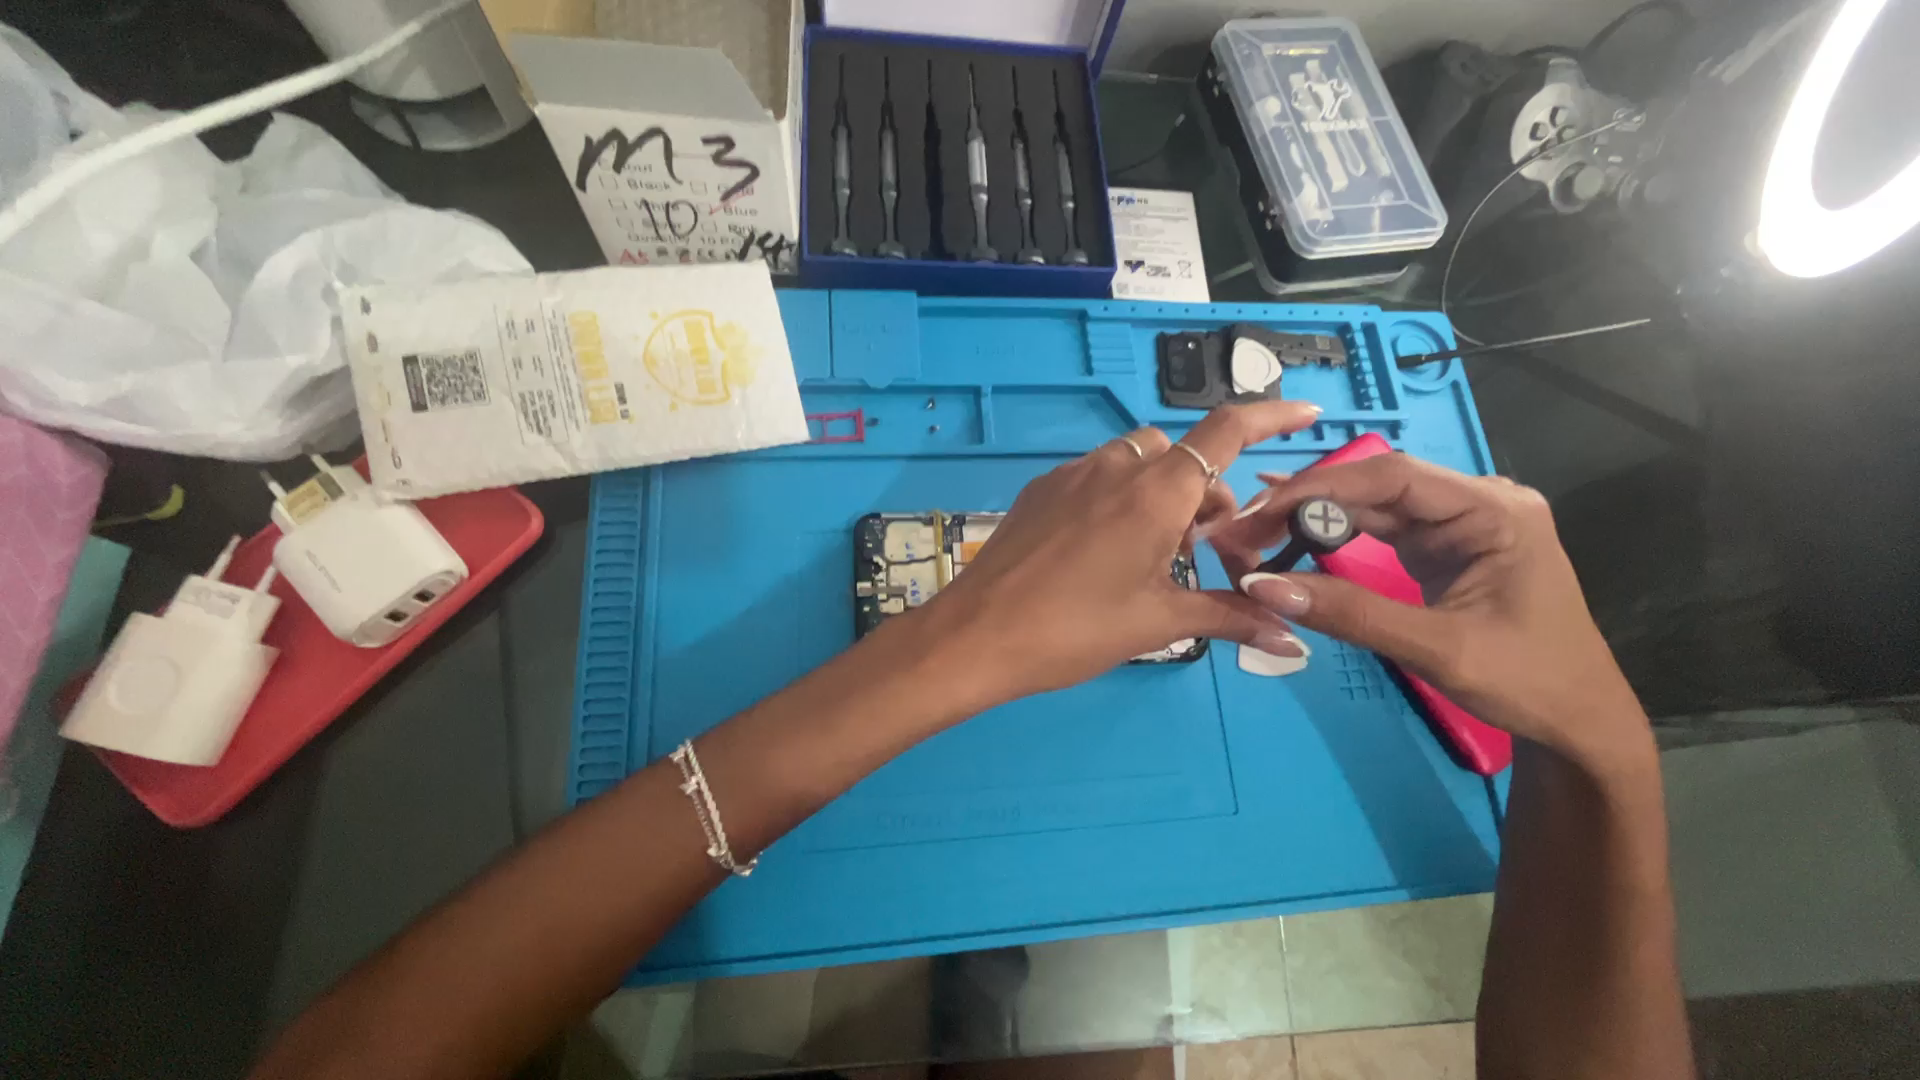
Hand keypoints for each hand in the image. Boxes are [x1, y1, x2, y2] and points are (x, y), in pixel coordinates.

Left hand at [914, 401, 1323, 707]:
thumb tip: (1291, 636)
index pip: (1227, 431)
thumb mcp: (1158, 623)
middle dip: (1203, 493)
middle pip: (1181, 455)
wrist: (977, 634)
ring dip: (1158, 491)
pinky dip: (1118, 495)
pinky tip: (1101, 547)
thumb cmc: (1075, 629)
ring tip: (1149, 551)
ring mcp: (1071, 474)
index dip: (1272, 416)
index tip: (1306, 414)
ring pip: (1136, 460)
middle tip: (1196, 552)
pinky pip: (1095, 475)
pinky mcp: (1040, 489)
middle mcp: (1116, 467)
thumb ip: (1229, 618)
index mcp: (1156, 492)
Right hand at [1208, 453, 1646, 764]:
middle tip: (1244, 529)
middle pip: (1377, 486)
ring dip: (1313, 518)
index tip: (1258, 509)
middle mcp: (1477, 502)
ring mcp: (1459, 523)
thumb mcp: (1435, 648)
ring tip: (1255, 533)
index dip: (1319, 487)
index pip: (1392, 477)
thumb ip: (1349, 613)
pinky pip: (1378, 529)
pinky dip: (1333, 534)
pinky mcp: (1442, 546)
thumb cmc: (1526, 682)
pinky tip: (1290, 532)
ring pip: (1371, 506)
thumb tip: (1258, 586)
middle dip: (1307, 503)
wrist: (1577, 722)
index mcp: (1494, 510)